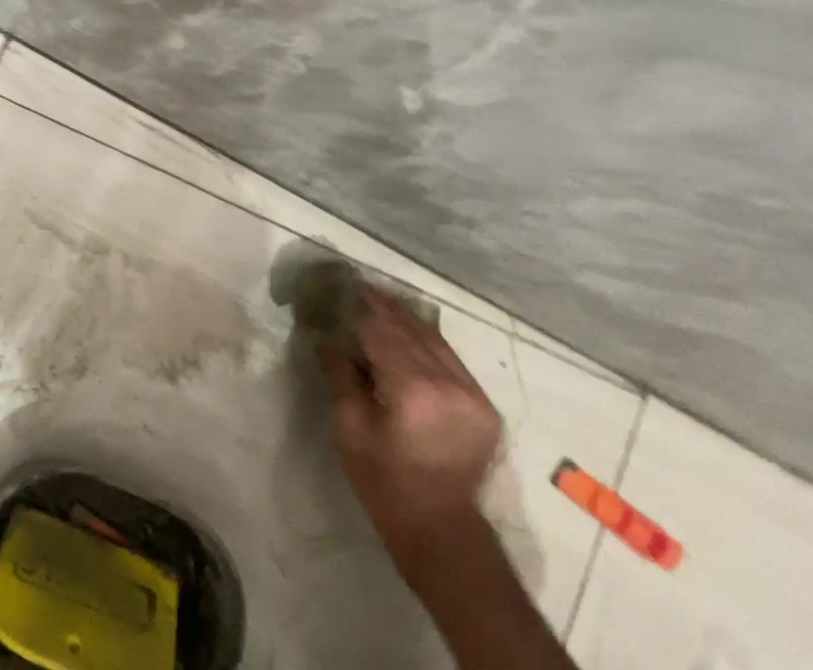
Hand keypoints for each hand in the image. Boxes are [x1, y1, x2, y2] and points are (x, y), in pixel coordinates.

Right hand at [322, 289, 502, 584]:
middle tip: (361, 286)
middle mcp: (449, 383)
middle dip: (385, 307)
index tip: (343, 287)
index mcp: (412, 389)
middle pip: (412, 331)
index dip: (361, 309)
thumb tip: (328, 338)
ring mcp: (473, 393)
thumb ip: (341, 377)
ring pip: (437, 342)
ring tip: (383, 301)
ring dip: (408, 320)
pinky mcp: (484, 404)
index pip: (382, 333)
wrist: (439, 526)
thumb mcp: (350, 429)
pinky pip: (453, 361)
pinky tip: (411, 334)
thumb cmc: (383, 481)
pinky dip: (429, 343)